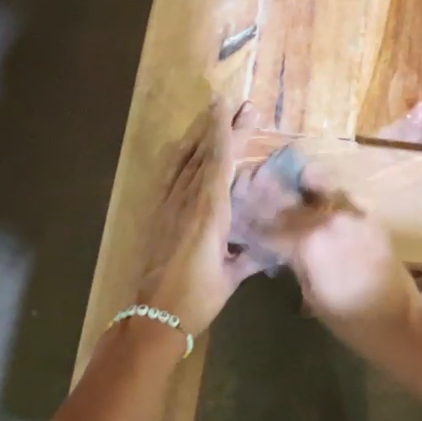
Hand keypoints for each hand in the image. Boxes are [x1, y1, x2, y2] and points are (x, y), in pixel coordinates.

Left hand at [134, 98, 260, 333]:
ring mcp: (168, 204)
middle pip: (205, 154)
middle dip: (221, 126)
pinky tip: (185, 143)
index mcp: (210, 214)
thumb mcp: (230, 277)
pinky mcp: (156, 212)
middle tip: (239, 103)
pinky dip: (180, 154)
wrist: (152, 317)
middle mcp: (187, 201)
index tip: (237, 108)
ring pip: (185, 159)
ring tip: (213, 111)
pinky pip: (168, 174)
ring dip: (200, 133)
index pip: (221, 163)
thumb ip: (247, 257)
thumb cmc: (197, 300)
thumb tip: (268, 247)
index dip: (229, 133)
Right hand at [229, 151, 421, 348]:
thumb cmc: (348, 318)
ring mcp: (353, 212)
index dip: (253, 222)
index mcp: (310, 239)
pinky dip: (323, 196)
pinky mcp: (369, 216)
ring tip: (282, 189)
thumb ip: (294, 259)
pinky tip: (314, 202)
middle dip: (271, 198)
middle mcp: (330, 217)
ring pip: (318, 188)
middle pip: (292, 201)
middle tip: (255, 191)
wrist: (398, 321)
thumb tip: (279, 244)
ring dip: (298, 189)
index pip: (271, 224)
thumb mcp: (310, 292)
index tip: (241, 217)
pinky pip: (340, 198)